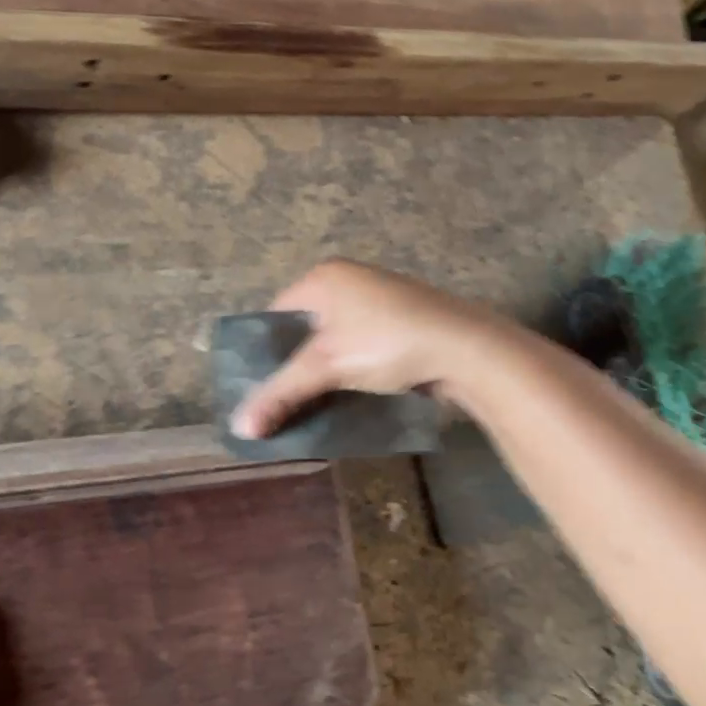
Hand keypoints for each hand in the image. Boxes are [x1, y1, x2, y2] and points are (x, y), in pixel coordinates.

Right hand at [229, 260, 495, 440]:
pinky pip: (360, 347)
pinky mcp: (401, 323)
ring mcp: (378, 301)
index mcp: (324, 277)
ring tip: (312, 403)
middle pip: (304, 330)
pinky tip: (347, 395)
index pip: (275, 315)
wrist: (465, 349)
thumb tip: (239, 428)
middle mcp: (349, 281)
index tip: (260, 386)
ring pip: (333, 341)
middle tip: (283, 400)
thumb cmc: (386, 344)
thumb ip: (280, 394)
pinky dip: (350, 370)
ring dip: (323, 372)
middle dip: (294, 366)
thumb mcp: (325, 368)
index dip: (264, 352)